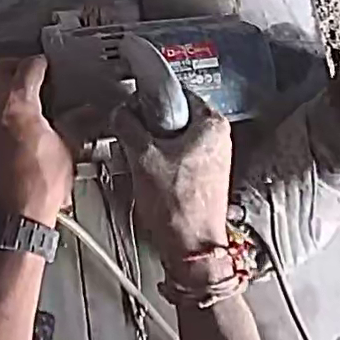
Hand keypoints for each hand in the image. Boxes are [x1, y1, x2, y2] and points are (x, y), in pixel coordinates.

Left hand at [0, 56, 73, 227]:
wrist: (17, 212)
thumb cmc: (38, 185)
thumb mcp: (67, 147)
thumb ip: (74, 123)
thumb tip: (83, 113)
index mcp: (18, 104)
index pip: (28, 67)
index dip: (43, 63)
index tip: (50, 65)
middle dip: (17, 64)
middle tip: (35, 70)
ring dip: (6, 82)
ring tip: (28, 90)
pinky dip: (2, 101)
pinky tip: (21, 113)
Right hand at [113, 95, 231, 267]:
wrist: (189, 247)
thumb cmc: (178, 208)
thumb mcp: (142, 157)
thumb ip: (128, 126)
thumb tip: (121, 114)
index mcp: (213, 125)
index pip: (177, 92)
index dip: (150, 98)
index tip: (134, 104)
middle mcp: (219, 139)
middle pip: (175, 115)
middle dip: (151, 123)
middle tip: (134, 134)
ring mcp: (213, 158)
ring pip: (174, 136)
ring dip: (154, 142)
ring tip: (142, 157)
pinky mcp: (204, 174)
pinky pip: (177, 154)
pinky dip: (161, 157)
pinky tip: (149, 171)